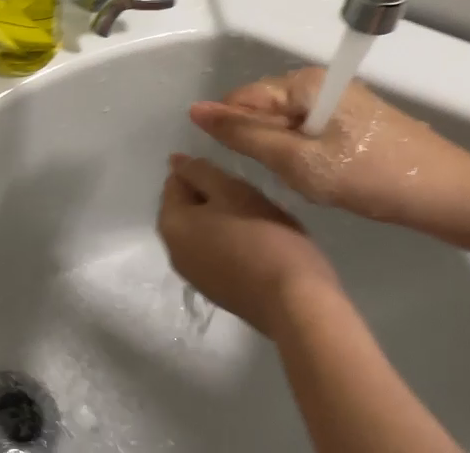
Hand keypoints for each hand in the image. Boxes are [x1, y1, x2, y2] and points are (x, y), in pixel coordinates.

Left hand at [157, 153, 342, 338]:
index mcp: (170, 224)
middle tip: (251, 201)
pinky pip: (219, 256)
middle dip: (214, 200)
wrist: (300, 308)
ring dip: (225, 223)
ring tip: (261, 224)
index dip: (204, 175)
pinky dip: (233, 246)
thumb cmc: (265, 240)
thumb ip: (200, 172)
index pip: (175, 182)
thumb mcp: (233, 192)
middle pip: (188, 209)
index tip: (235, 181)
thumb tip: (174, 161)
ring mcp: (195, 276)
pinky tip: (262, 249)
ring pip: (204, 233)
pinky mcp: (220, 294)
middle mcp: (173, 251)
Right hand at [188, 68, 469, 222]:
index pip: (241, 101)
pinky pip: (314, 138)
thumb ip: (242, 135)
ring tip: (319, 184)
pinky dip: (315, 162)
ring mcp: (344, 103)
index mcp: (304, 81)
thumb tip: (195, 111)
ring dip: (293, 158)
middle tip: (298, 178)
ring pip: (289, 130)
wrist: (462, 203)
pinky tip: (337, 183)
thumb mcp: (298, 161)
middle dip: (270, 147)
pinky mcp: (361, 125)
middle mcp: (321, 82)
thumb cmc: (374, 178)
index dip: (244, 135)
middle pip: (265, 114)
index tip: (270, 166)